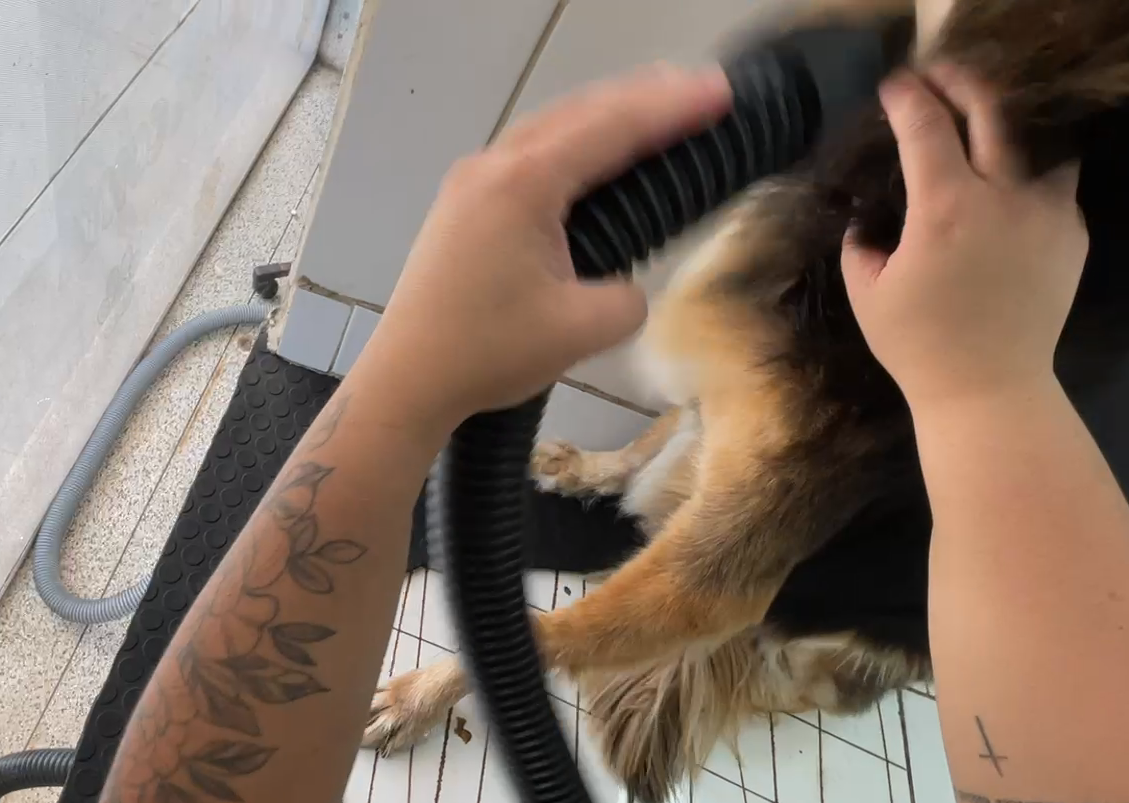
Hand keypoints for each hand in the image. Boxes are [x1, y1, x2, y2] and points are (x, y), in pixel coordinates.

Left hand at [354, 65, 731, 427]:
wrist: (406, 381)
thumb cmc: (487, 355)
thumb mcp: (579, 332)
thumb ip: (627, 300)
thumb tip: (622, 291)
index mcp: (524, 184)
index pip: (613, 128)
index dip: (673, 107)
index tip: (721, 95)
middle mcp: (490, 168)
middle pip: (576, 113)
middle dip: (639, 100)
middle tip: (694, 95)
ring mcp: (465, 187)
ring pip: (544, 132)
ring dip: (597, 120)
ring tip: (646, 118)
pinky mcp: (454, 212)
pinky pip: (519, 160)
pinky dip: (562, 150)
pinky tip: (579, 165)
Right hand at [842, 65, 1087, 411]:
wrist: (986, 382)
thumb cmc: (914, 342)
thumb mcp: (866, 294)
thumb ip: (861, 246)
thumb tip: (867, 219)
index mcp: (944, 209)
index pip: (926, 130)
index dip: (908, 99)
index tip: (893, 84)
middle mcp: (1003, 193)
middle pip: (992, 110)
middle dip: (962, 81)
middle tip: (939, 73)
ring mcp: (1048, 208)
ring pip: (1036, 138)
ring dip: (1007, 120)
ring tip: (986, 121)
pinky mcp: (1071, 229)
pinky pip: (1052, 181)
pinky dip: (1026, 168)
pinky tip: (1006, 182)